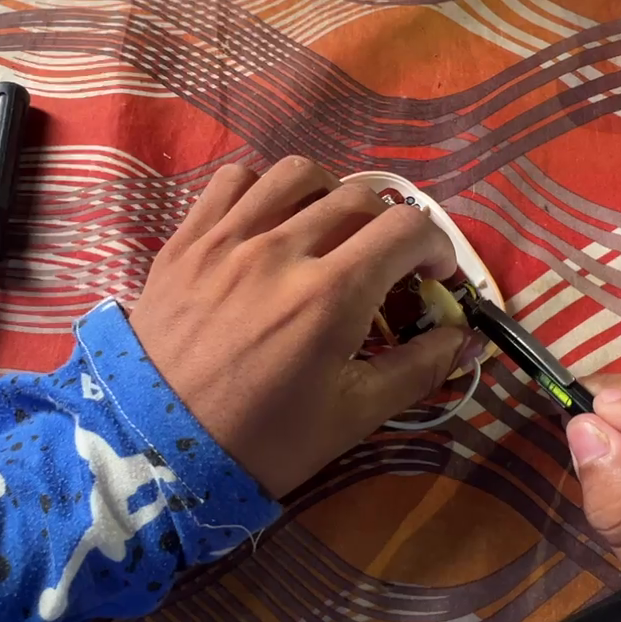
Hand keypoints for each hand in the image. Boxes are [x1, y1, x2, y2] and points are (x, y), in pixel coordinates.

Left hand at [129, 156, 468, 496]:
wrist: (152, 448)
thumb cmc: (261, 442)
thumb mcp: (351, 416)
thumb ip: (417, 370)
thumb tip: (467, 339)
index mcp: (330, 294)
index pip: (406, 228)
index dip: (436, 245)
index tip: (432, 275)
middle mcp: (282, 249)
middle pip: (359, 197)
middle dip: (389, 226)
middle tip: (384, 263)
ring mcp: (228, 237)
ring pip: (297, 173)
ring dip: (330, 194)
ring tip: (329, 229)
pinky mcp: (187, 238)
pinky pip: (234, 180)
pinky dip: (264, 189)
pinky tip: (268, 222)